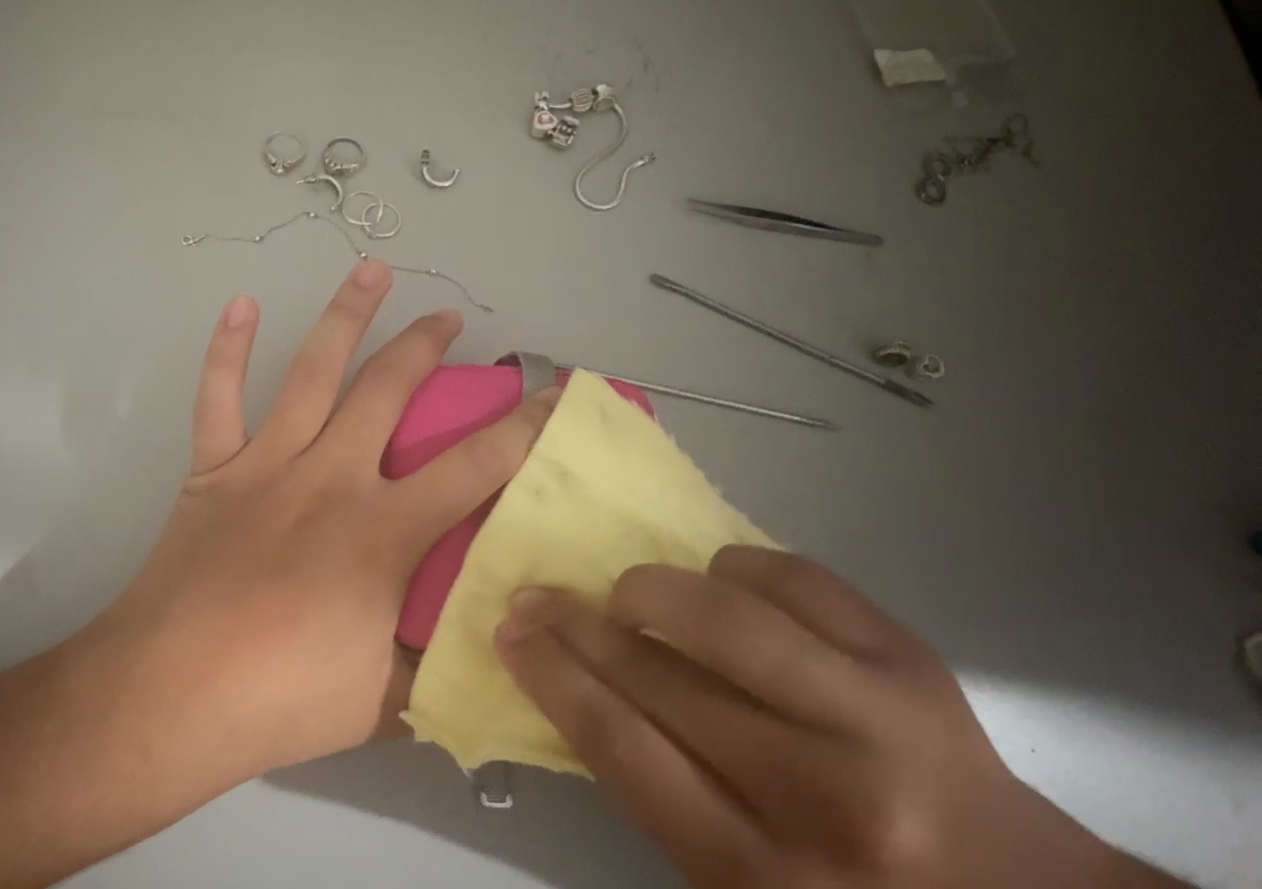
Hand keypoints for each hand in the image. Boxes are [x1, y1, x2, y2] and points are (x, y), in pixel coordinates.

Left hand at [88, 259, 557, 777]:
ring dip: (345, 316)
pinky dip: (227, 349)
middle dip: (426, 345)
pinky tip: (240, 302)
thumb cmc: (283, 700)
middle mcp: (331, 478)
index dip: (525, 425)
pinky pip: (218, 398)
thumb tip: (487, 652)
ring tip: (371, 270)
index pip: (477, 465)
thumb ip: (442, 667)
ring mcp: (267, 465)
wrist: (171, 695)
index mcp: (384, 530)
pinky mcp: (213, 470)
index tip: (558, 389)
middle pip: (389, 390)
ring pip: (312, 372)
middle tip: (450, 316)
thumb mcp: (388, 700)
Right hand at [495, 547, 1190, 888]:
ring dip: (652, 590)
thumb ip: (662, 799)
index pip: (623, 749)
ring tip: (626, 593)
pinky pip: (799, 582)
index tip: (511, 634)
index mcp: (761, 874)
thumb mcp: (738, 883)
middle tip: (535, 595)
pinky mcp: (914, 662)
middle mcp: (819, 797)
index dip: (554, 678)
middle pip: (661, 681)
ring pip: (728, 619)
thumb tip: (577, 687)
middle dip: (578, 627)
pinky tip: (718, 582)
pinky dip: (738, 569)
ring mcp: (877, 720)